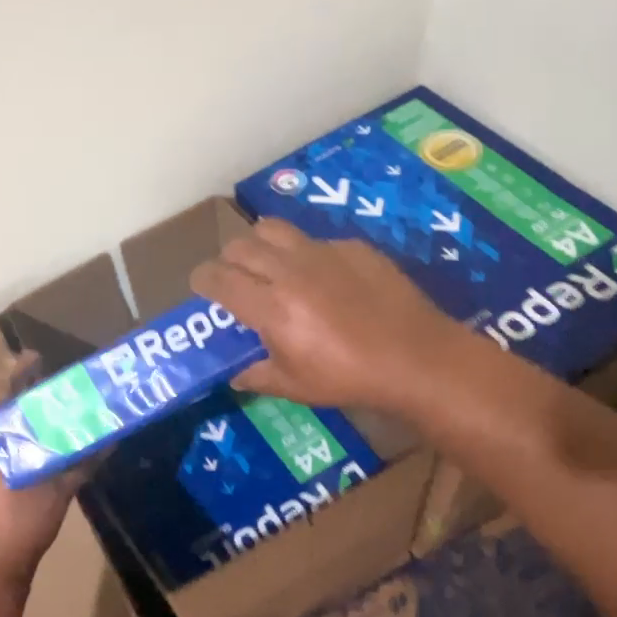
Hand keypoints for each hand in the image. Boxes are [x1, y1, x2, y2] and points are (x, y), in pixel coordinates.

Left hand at [0, 351, 85, 579]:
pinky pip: (0, 454)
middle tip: (46, 378)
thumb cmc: (21, 525)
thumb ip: (82, 464)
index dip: (12, 373)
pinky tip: (40, 449)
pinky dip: (18, 443)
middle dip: (19, 393)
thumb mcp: (58, 491)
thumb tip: (108, 440)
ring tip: (47, 409)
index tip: (33, 356)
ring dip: (19, 419)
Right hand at [189, 219, 474, 414]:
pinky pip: (314, 240)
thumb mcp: (294, 387)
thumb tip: (235, 374)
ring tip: (270, 265)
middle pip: (239, 246)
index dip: (202, 280)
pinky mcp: (353, 247)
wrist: (415, 358)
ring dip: (260, 245)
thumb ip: (257, 375)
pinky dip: (305, 255)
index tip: (201, 287)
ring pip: (273, 229)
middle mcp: (290, 271)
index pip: (218, 278)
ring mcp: (323, 253)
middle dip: (228, 261)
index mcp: (270, 307)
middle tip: (235, 279)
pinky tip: (323, 280)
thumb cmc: (348, 378)